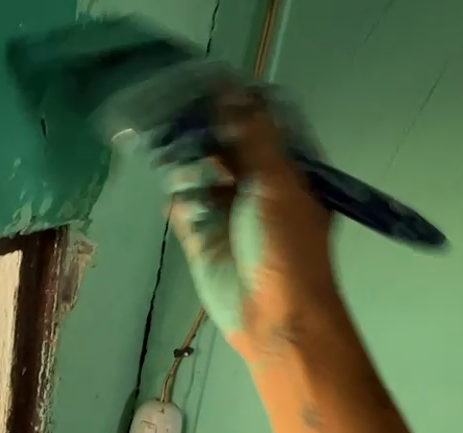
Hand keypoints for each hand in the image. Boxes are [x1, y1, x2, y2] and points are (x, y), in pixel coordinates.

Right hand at [161, 93, 343, 353]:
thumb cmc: (286, 246)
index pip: (261, 126)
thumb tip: (228, 93)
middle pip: (225, 150)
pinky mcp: (202, 240)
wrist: (272, 314)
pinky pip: (184, 210)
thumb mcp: (276, 182)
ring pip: (201, 177)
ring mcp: (228, 214)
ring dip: (186, 167)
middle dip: (204, 136)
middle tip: (177, 118)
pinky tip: (173, 196)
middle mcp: (258, 187)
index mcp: (289, 169)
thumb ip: (251, 138)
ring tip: (174, 159)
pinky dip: (177, 201)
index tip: (207, 88)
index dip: (236, 107)